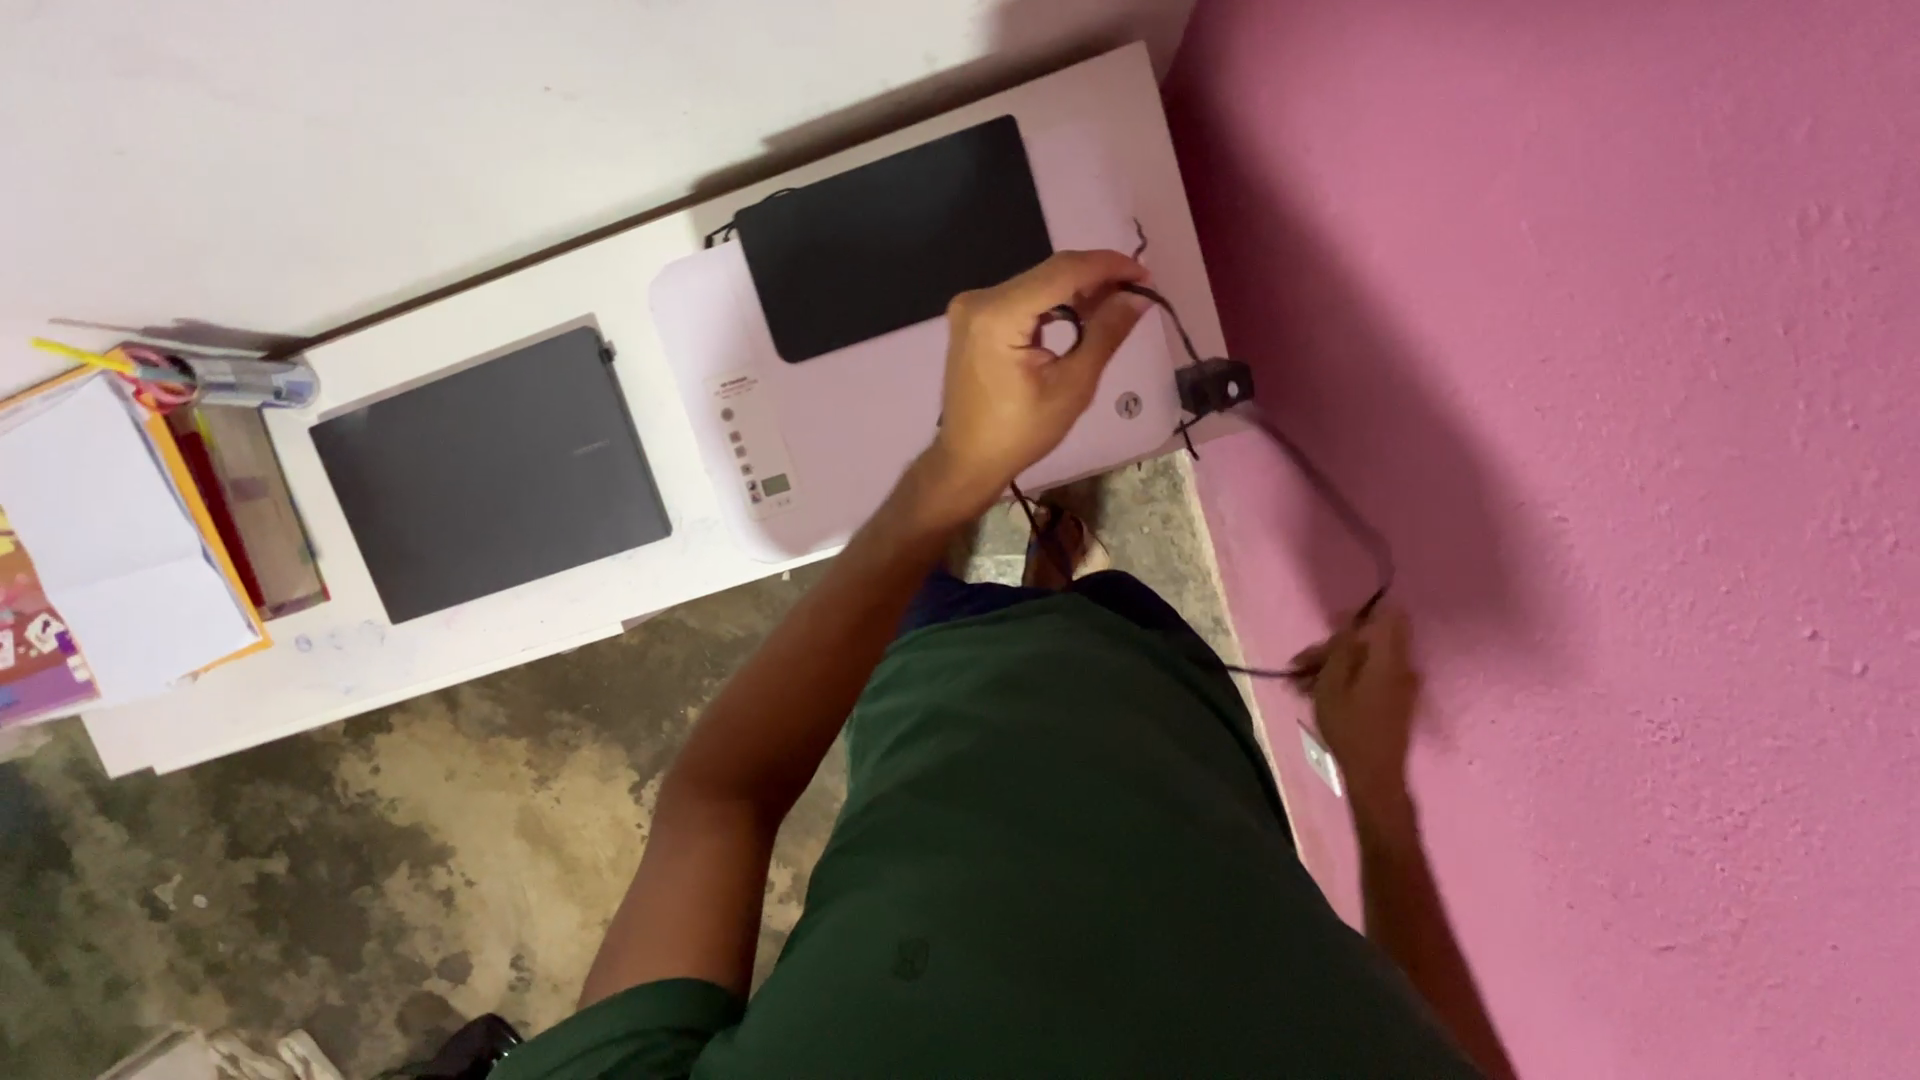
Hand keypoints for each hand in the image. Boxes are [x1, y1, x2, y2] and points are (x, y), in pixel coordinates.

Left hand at [920, 250, 1149, 519]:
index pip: (1063, 271)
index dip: (1108, 266)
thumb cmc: (1020, 433)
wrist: (969, 459)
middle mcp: (979, 299)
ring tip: (1116, 304)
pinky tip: (1082, 313)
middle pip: (1049, 273)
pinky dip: (1053, 304)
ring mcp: (972, 307)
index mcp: (997, 315)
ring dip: (1077, 290)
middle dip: (1096, 278)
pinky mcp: (974, 318)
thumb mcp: (1072, 386)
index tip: (1145, 276)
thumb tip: (1138, 297)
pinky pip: (1023, 299)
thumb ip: (1105, 334)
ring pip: (1038, 283)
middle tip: (1137, 292)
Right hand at [1291, 607, 1421, 824]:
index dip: (1357, 616)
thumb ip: (1342, 650)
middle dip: (1331, 649)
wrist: (1375, 774)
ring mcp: (1400, 686)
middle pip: (1367, 643)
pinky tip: (1316, 695)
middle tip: (1298, 666)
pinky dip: (1344, 680)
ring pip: (1364, 662)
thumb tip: (1350, 624)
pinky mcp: (1395, 702)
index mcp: (1388, 659)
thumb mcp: (1332, 685)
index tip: (1327, 627)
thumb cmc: (1349, 727)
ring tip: (1299, 686)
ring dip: (1332, 667)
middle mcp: (1401, 667)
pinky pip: (1368, 678)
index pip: (1387, 617)